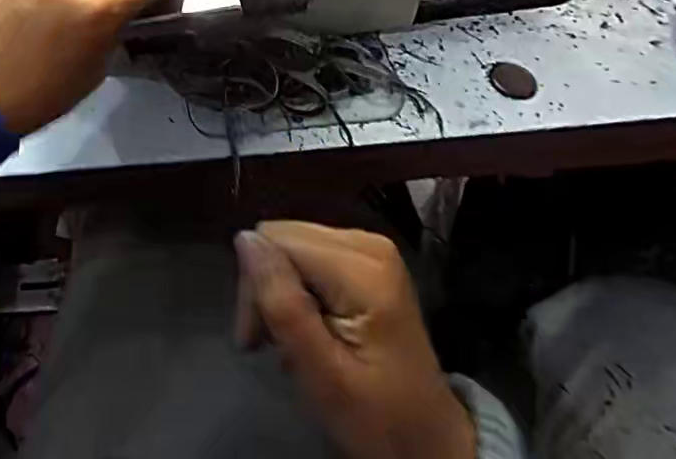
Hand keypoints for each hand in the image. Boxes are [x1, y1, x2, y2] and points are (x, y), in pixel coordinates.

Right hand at [234, 221, 474, 458]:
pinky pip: (311, 254)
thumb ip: (283, 303)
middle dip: (267, 287)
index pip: (278, 240)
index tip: (255, 342)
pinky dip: (300, 289)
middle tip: (269, 344)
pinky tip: (307, 326)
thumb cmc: (378, 419)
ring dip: (281, 291)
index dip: (255, 285)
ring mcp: (371, 247)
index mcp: (363, 265)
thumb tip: (245, 239)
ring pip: (294, 244)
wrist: (430, 441)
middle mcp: (368, 240)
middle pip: (285, 236)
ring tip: (290, 342)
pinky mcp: (369, 259)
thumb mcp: (322, 375)